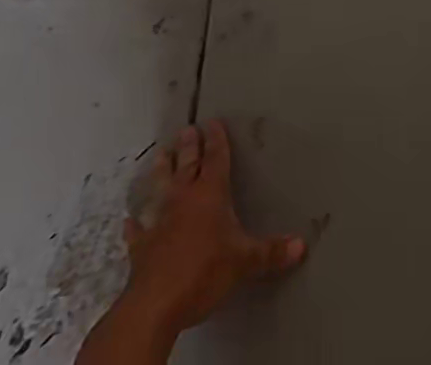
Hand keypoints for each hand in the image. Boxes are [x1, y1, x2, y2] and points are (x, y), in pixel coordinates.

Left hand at [120, 119, 305, 336]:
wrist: (154, 307)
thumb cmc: (204, 272)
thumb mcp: (246, 260)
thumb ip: (272, 251)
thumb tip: (302, 245)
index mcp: (210, 196)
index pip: (215, 160)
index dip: (216, 141)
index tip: (213, 122)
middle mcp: (183, 202)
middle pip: (187, 168)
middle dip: (189, 148)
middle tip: (186, 129)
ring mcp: (158, 224)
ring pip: (160, 190)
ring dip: (161, 173)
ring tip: (161, 155)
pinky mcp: (140, 249)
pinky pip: (137, 230)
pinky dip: (135, 223)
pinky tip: (129, 219)